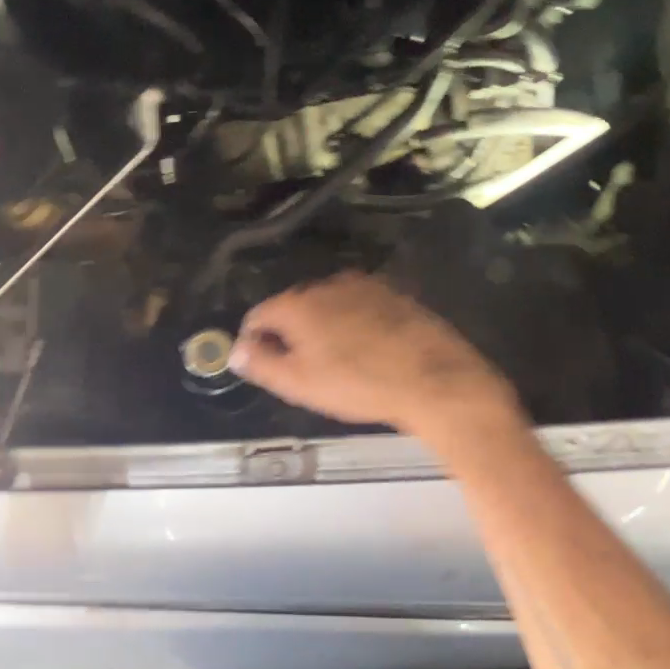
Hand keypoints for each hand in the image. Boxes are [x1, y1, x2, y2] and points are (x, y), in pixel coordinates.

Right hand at [229, 272, 522, 440]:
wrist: (434, 380)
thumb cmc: (358, 384)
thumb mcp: (299, 383)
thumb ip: (261, 363)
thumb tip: (235, 350)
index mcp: (298, 303)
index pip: (259, 314)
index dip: (253, 340)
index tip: (260, 363)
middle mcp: (328, 285)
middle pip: (295, 307)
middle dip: (290, 333)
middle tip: (298, 368)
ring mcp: (365, 287)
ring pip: (329, 306)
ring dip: (323, 328)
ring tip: (334, 363)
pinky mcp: (395, 296)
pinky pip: (360, 309)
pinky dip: (353, 326)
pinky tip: (365, 353)